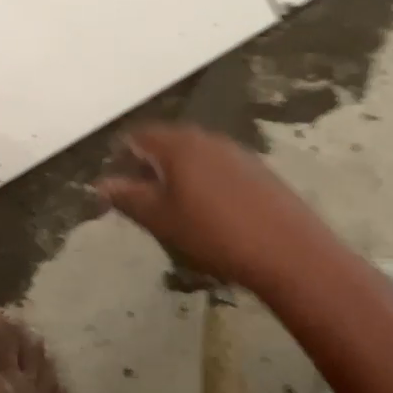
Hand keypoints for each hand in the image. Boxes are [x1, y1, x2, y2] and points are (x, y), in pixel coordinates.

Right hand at [97, 124, 333, 290]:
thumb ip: (127, 197)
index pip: (138, 136)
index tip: (116, 183)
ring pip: (196, 156)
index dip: (121, 157)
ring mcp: (237, 153)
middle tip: (142, 197)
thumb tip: (100, 184)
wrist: (292, 255)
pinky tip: (212, 213)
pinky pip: (220, 168)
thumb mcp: (160, 219)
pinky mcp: (261, 172)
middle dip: (150, 165)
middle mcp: (206, 139)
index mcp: (178, 144)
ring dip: (180, 174)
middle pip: (167, 143)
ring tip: (176, 207)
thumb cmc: (214, 234)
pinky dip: (206, 182)